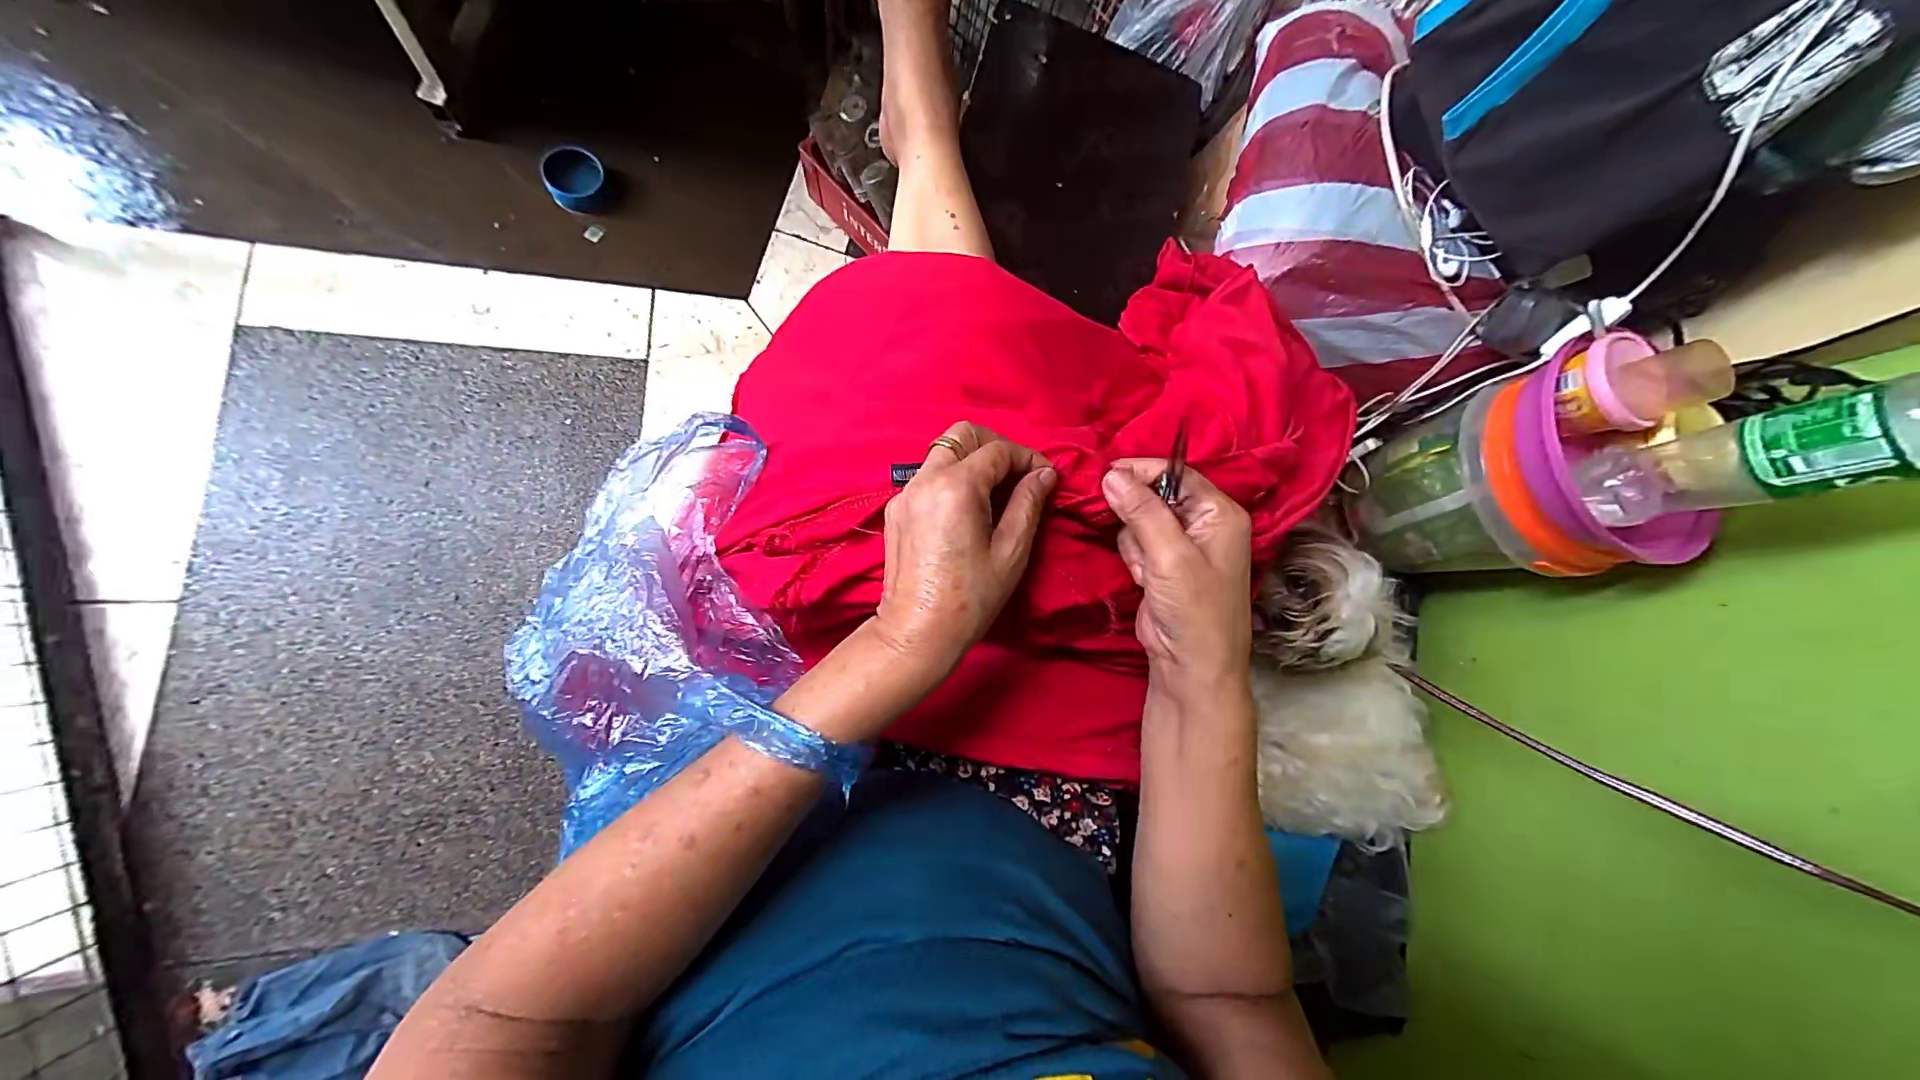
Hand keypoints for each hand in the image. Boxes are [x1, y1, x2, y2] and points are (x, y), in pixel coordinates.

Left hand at [872, 422, 1055, 688]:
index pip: (997, 450)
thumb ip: (1028, 504)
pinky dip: (951, 479)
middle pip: (961, 435)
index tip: (1046, 476)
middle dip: (995, 445)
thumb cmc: (971, 598)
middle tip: (1018, 474)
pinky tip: (968, 509)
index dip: (1028, 458)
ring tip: (996, 492)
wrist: (917, 632)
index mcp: (955, 487)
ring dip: (972, 460)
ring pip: (941, 453)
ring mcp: (904, 494)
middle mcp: (924, 480)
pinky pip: (927, 477)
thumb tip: (1044, 474)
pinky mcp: (895, 510)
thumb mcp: (1011, 551)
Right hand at [1102, 460, 1252, 702]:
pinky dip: (1133, 558)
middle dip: (1137, 516)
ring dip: (1135, 542)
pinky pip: (1135, 542)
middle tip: (1139, 542)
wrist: (1190, 666)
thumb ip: (1142, 511)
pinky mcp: (1162, 563)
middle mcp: (1203, 523)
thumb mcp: (1169, 556)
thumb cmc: (1194, 611)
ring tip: (1148, 570)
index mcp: (1219, 513)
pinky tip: (1144, 580)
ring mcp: (1182, 544)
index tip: (1107, 474)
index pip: (1177, 473)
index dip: (1142, 472)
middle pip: (1155, 495)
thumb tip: (1111, 475)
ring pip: (1139, 519)